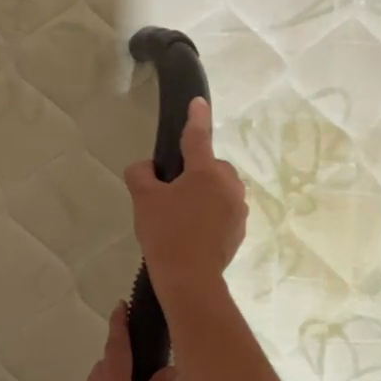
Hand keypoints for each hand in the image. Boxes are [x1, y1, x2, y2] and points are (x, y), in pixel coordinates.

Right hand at [123, 97, 247, 307]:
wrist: (190, 278)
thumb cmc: (165, 232)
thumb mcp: (142, 199)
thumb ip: (140, 174)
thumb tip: (147, 168)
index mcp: (206, 171)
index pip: (197, 137)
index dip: (195, 118)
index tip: (198, 102)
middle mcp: (229, 185)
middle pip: (208, 167)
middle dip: (192, 173)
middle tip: (167, 195)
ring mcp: (238, 208)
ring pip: (217, 190)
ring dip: (201, 195)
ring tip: (178, 218)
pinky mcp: (239, 229)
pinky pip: (222, 211)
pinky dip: (208, 214)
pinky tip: (190, 233)